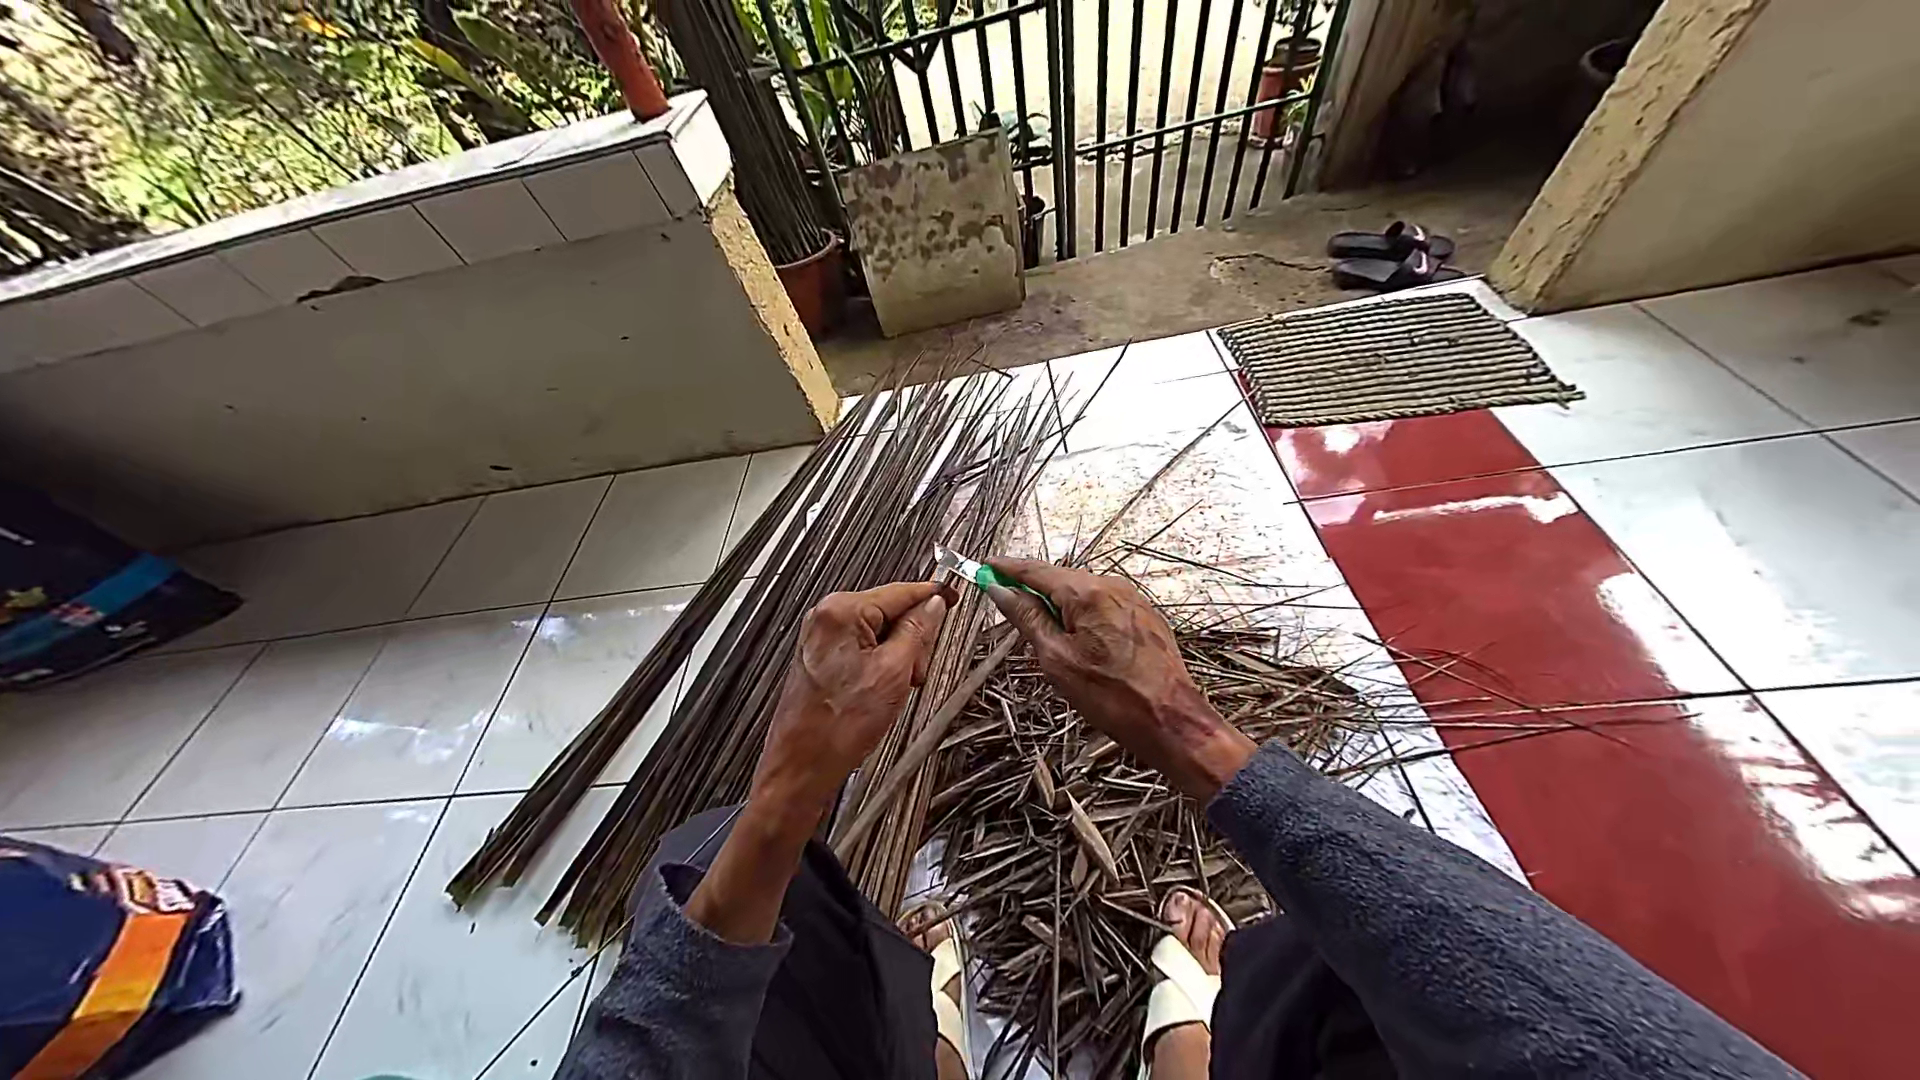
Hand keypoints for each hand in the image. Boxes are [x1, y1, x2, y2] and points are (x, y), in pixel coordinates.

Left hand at [752, 580, 954, 816]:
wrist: (802, 765)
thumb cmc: (837, 726)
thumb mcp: (894, 672)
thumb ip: (917, 631)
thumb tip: (933, 605)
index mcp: (842, 611)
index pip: (900, 591)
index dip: (931, 596)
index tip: (952, 596)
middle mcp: (827, 616)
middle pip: (890, 610)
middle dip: (912, 638)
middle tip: (915, 671)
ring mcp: (822, 635)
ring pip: (880, 630)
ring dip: (899, 654)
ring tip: (896, 686)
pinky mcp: (823, 655)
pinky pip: (865, 645)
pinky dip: (882, 662)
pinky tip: (883, 688)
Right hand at [985, 558, 1254, 801]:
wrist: (1171, 720)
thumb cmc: (1113, 696)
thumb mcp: (1056, 659)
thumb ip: (1028, 618)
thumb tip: (1001, 592)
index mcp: (1087, 593)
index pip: (1035, 571)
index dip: (1007, 569)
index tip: (986, 566)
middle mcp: (1111, 586)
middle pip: (1059, 580)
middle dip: (1032, 591)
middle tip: (1007, 605)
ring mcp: (1131, 599)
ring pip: (1081, 593)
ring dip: (1058, 606)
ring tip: (1044, 636)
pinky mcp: (1144, 615)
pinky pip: (1102, 605)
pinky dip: (1081, 614)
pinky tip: (1076, 640)